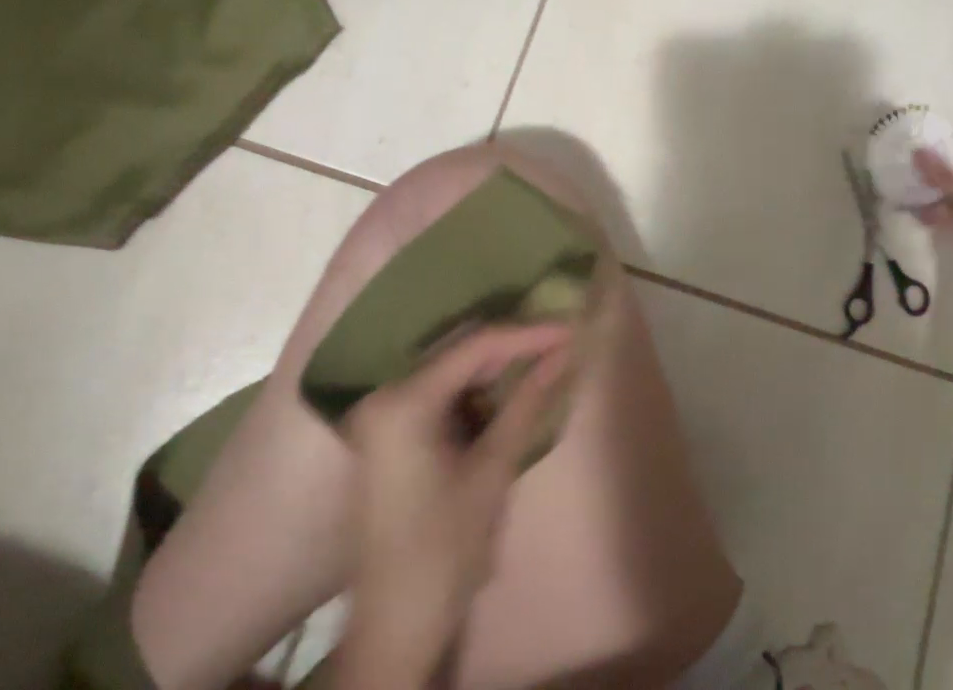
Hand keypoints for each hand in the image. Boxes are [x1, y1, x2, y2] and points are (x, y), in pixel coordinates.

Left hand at [338, 324, 572, 687]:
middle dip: (513, 348)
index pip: (475, 348)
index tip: (572, 329)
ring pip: (449, 374)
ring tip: (544, 368)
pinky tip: (507, 401)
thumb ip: (527, 403)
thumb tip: (564, 352)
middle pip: (458, 354)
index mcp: (402, 403)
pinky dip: (473, 396)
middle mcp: (383, 397)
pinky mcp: (387, 436)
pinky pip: (437, 397)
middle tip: (563, 344)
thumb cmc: (444, 549)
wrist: (394, 622)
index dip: (528, 334)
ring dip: (495, 372)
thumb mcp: (492, 471)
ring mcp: (380, 417)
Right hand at [915, 147, 952, 308]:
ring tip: (903, 195)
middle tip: (902, 175)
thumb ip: (951, 182)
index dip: (944, 155)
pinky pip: (952, 221)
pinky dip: (936, 216)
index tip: (912, 154)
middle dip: (934, 178)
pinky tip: (917, 215)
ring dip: (932, 198)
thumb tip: (919, 153)